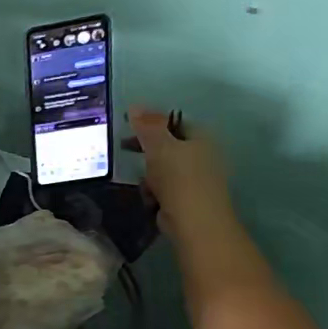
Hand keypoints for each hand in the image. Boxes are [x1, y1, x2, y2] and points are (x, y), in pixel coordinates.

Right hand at [127, 106, 238, 244]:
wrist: (195, 222)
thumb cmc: (179, 178)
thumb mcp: (159, 146)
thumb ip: (147, 126)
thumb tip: (134, 105)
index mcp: (200, 138)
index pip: (174, 122)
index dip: (151, 123)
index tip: (128, 127)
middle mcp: (202, 155)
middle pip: (168, 146)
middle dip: (147, 153)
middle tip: (125, 151)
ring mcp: (196, 179)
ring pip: (163, 170)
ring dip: (149, 177)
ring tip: (144, 185)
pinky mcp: (187, 200)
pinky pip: (165, 190)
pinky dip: (155, 194)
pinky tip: (151, 201)